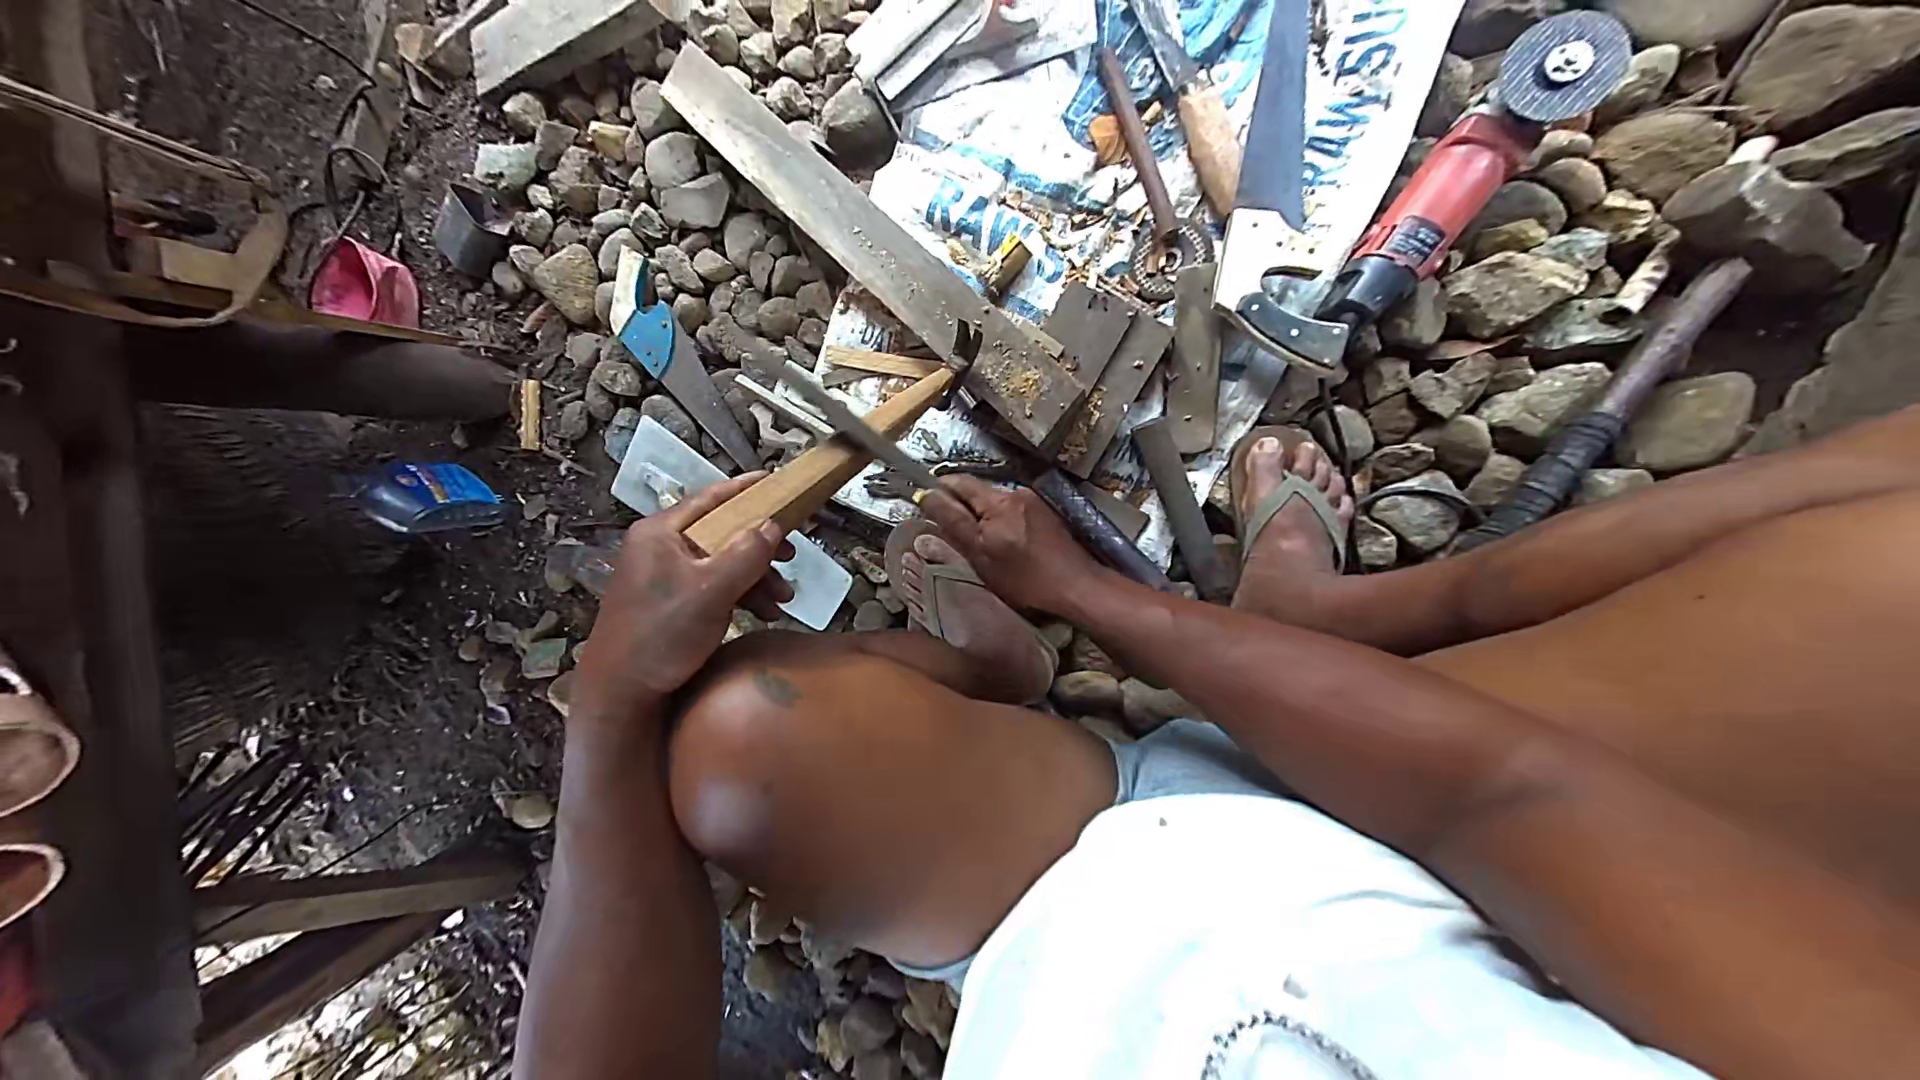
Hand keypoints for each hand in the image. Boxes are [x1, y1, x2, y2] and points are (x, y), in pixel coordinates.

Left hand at [573, 473, 792, 721]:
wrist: (622, 693)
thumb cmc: (661, 635)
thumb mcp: (711, 591)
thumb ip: (746, 554)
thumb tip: (773, 526)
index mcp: (662, 533)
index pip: (712, 498)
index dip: (748, 489)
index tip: (779, 482)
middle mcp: (662, 547)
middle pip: (723, 532)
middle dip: (761, 547)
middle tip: (791, 555)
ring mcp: (667, 575)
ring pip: (724, 561)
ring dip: (758, 577)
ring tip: (784, 598)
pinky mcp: (673, 601)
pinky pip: (716, 585)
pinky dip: (743, 594)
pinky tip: (765, 611)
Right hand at [918, 475, 1107, 615]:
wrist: (1076, 586)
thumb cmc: (1024, 578)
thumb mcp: (980, 556)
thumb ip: (953, 523)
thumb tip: (928, 496)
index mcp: (997, 502)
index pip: (959, 482)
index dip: (939, 489)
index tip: (925, 503)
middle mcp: (1016, 493)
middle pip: (978, 491)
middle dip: (960, 504)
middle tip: (948, 526)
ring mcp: (1034, 501)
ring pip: (995, 502)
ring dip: (981, 514)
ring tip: (976, 539)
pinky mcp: (1045, 513)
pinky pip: (1013, 510)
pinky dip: (1000, 520)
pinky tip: (1003, 542)